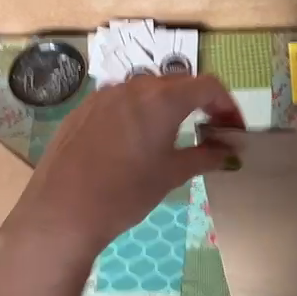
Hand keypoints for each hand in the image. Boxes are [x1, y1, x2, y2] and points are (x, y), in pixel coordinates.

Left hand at [0, 74, 242, 260]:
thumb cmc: (126, 193)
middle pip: (179, 83)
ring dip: (170, 106)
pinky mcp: (84, 109)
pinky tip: (138, 142)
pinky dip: (142, 113)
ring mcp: (105, 95)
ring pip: (149, 91)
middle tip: (212, 132)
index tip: (234, 130)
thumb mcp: (172, 174)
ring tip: (176, 136)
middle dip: (201, 103)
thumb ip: (206, 156)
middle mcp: (134, 87)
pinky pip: (123, 101)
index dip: (228, 105)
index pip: (208, 86)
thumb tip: (229, 152)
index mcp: (162, 99)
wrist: (61, 212)